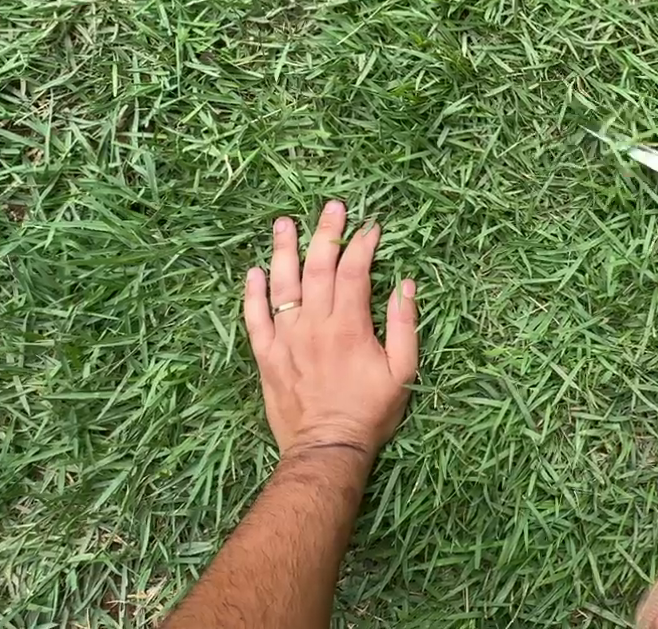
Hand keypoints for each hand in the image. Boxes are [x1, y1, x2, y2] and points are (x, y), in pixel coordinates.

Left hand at [243, 200, 418, 457]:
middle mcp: (314, 325)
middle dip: (326, 233)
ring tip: (284, 223)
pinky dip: (252, 293)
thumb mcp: (403, 371)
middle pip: (318, 267)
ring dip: (283, 251)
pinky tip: (254, 271)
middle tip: (332, 207)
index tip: (372, 225)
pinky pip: (254, 319)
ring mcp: (286, 339)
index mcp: (349, 326)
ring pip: (282, 285)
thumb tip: (405, 284)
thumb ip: (404, 325)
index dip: (363, 244)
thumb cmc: (371, 410)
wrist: (327, 450)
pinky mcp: (266, 356)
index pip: (354, 271)